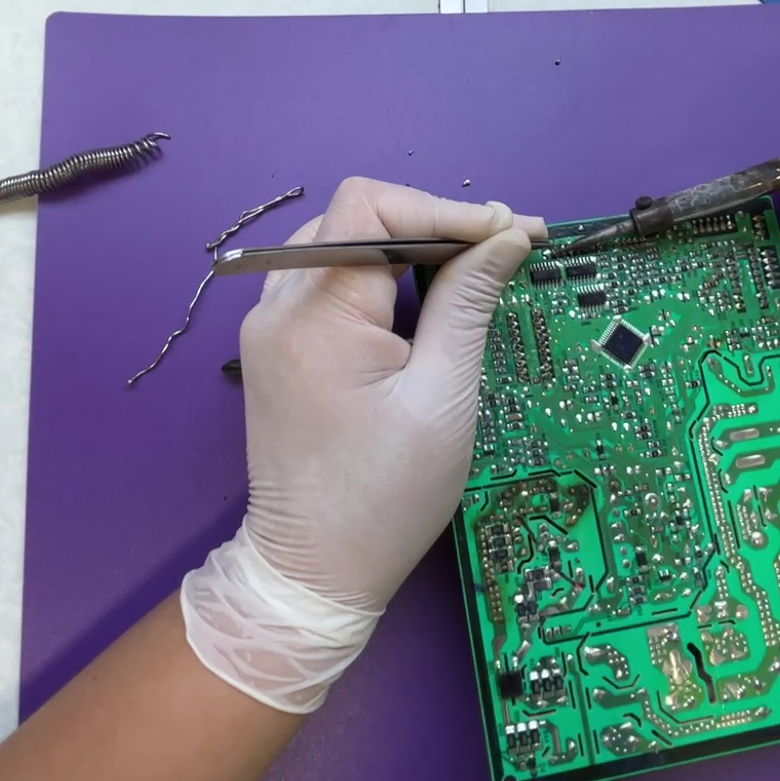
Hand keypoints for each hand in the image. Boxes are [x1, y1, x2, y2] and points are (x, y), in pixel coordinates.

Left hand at [180, 178, 543, 712]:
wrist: (312, 572)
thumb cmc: (386, 496)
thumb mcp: (443, 396)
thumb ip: (468, 302)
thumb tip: (508, 235)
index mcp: (316, 313)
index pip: (372, 208)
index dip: (446, 209)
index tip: (510, 233)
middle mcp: (278, 305)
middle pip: (356, 218)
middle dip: (433, 225)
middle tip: (500, 250)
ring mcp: (269, 325)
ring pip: (340, 243)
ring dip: (406, 246)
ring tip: (468, 268)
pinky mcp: (276, 346)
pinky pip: (326, 280)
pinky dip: (376, 276)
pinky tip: (417, 297)